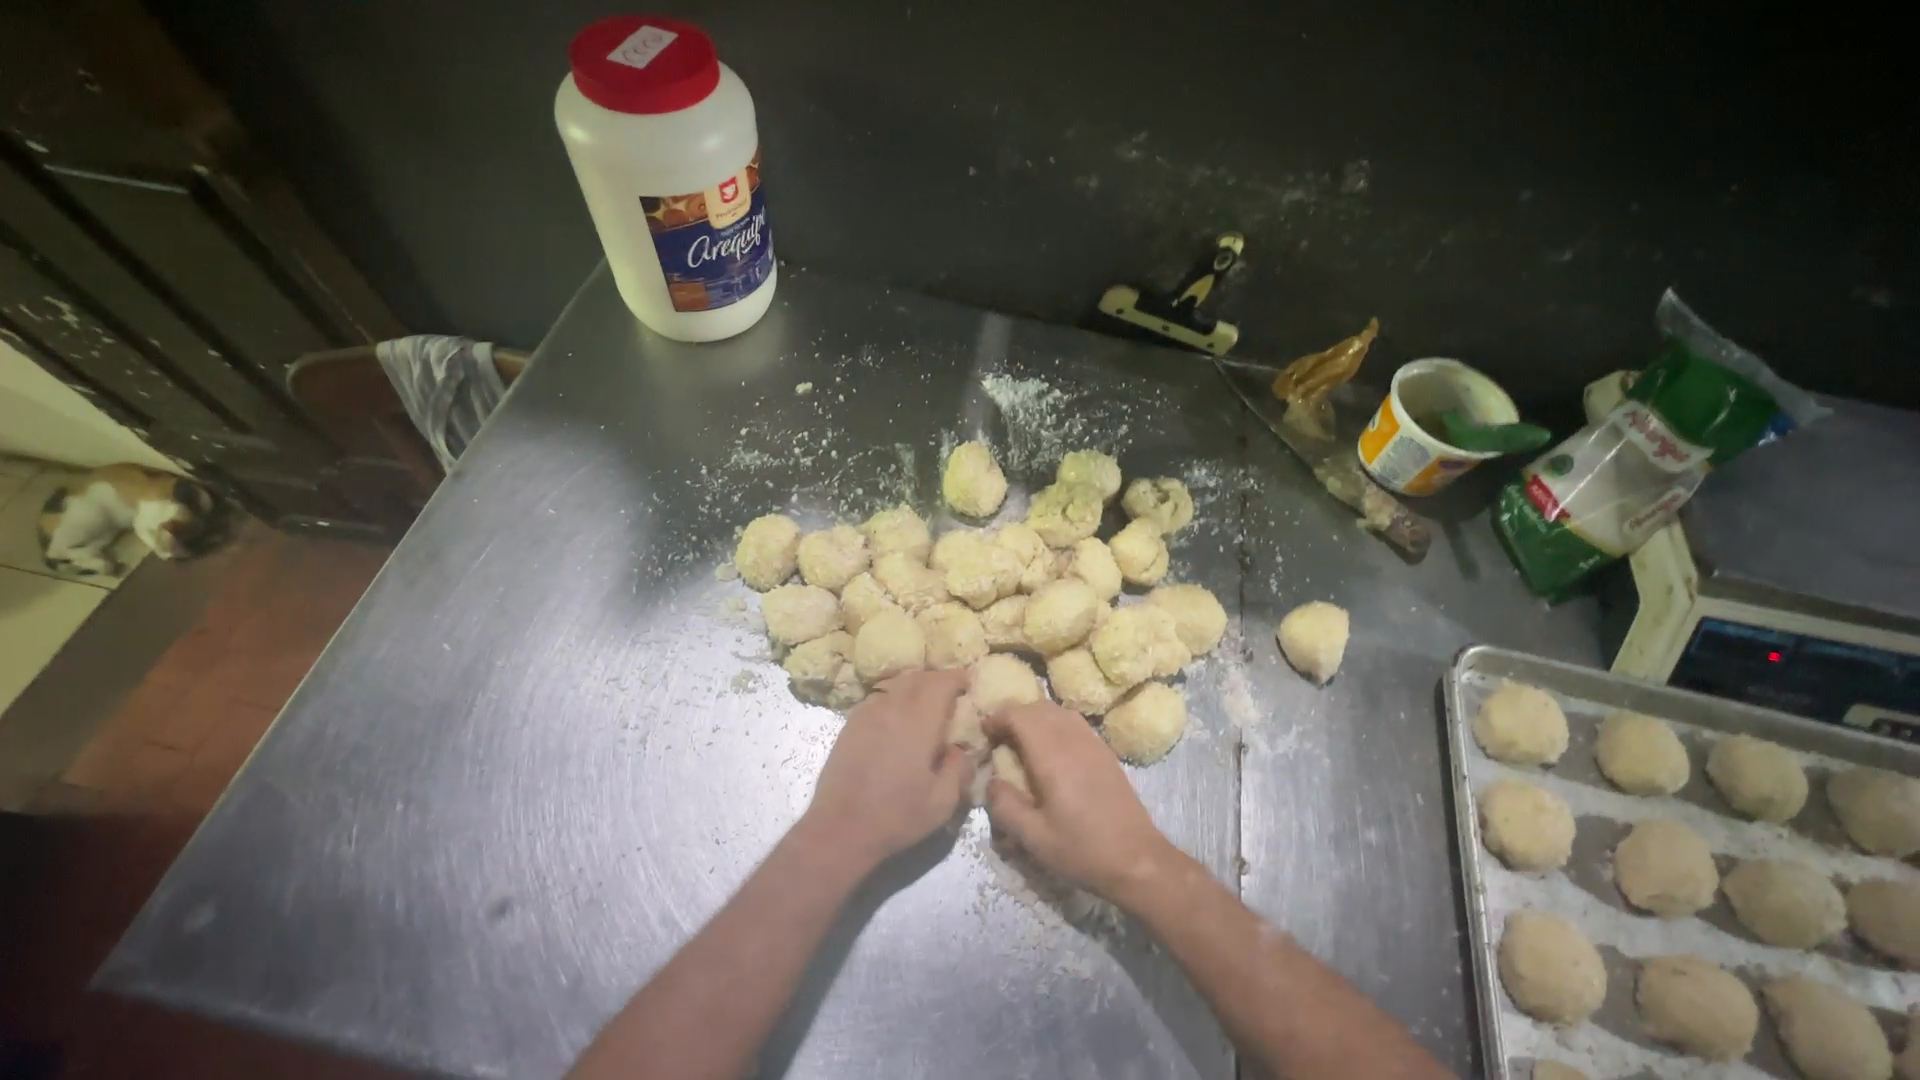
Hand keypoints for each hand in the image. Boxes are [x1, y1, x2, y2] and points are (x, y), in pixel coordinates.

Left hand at [803, 668, 974, 864]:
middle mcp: (891, 708)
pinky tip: (898, 719)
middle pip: (917, 677)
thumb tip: (960, 750)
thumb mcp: (942, 802)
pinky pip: (878, 699)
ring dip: (915, 686)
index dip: (957, 677)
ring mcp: (866, 714)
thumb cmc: (896, 816)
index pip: (941, 682)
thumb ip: (959, 769)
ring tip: (927, 703)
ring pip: (895, 685)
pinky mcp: (850, 726)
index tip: (970, 681)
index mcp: (918, 722)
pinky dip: (894, 698)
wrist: (840, 829)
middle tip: (952, 691)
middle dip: (937, 678)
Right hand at [983, 702, 1185, 904]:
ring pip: (1058, 711)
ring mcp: (1093, 743)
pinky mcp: (1105, 752)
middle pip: (1039, 706)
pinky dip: (1055, 725)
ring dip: (1035, 718)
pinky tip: (1050, 753)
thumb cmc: (1082, 849)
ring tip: (1022, 743)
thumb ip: (1005, 805)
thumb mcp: (1033, 837)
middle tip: (998, 739)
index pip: (1019, 714)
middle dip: (1014, 715)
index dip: (997, 718)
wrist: (1137, 859)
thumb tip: (992, 781)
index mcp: (1052, 755)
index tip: (984, 734)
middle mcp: (1073, 739)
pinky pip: (1074, 723)